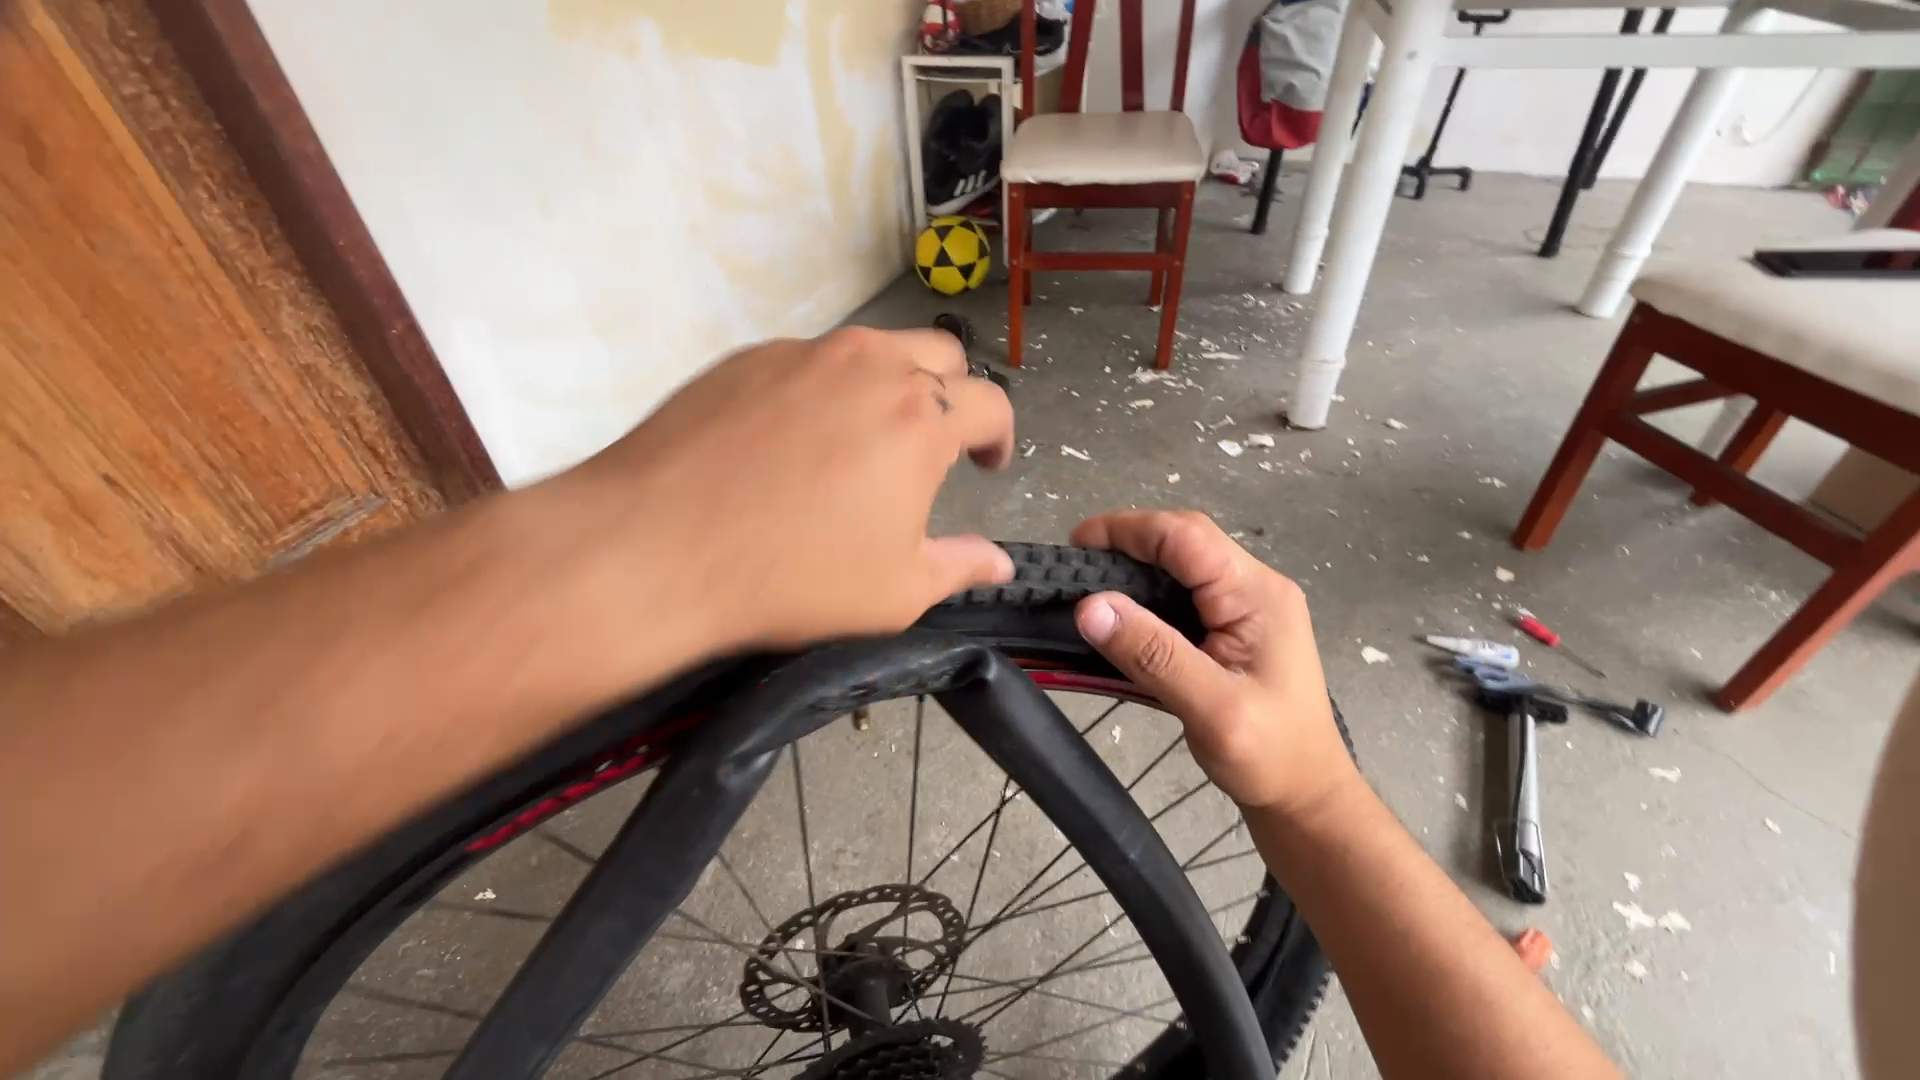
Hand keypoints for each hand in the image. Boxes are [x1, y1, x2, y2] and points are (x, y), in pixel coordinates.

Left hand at [547, 327, 1015, 652]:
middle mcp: (869, 365)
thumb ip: (959, 567)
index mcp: (920, 418)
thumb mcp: (895, 591)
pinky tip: (793, 441)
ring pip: (872, 350)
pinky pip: (807, 362)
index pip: (991, 404)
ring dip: (888, 386)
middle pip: (941, 355)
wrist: (656, 548)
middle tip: (934, 445)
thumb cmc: (791, 576)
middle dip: (953, 395)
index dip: (1000, 436)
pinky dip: (823, 390)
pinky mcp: (746, 358)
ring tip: (862, 441)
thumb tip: (997, 563)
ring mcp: (802, 353)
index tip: (987, 464)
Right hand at [1070, 511, 1358, 818]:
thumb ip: (1152, 654)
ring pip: (1181, 563)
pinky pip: (1183, 591)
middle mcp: (1254, 587)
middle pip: (1183, 540)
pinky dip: (1145, 593)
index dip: (1127, 530)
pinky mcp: (1233, 624)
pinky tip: (1120, 613)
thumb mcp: (1211, 709)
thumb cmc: (1269, 755)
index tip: (1074, 546)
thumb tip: (1090, 607)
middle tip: (1074, 569)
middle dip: (1126, 543)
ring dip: (1134, 567)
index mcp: (1257, 595)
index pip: (1185, 536)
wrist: (1305, 793)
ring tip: (1088, 587)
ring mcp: (1246, 604)